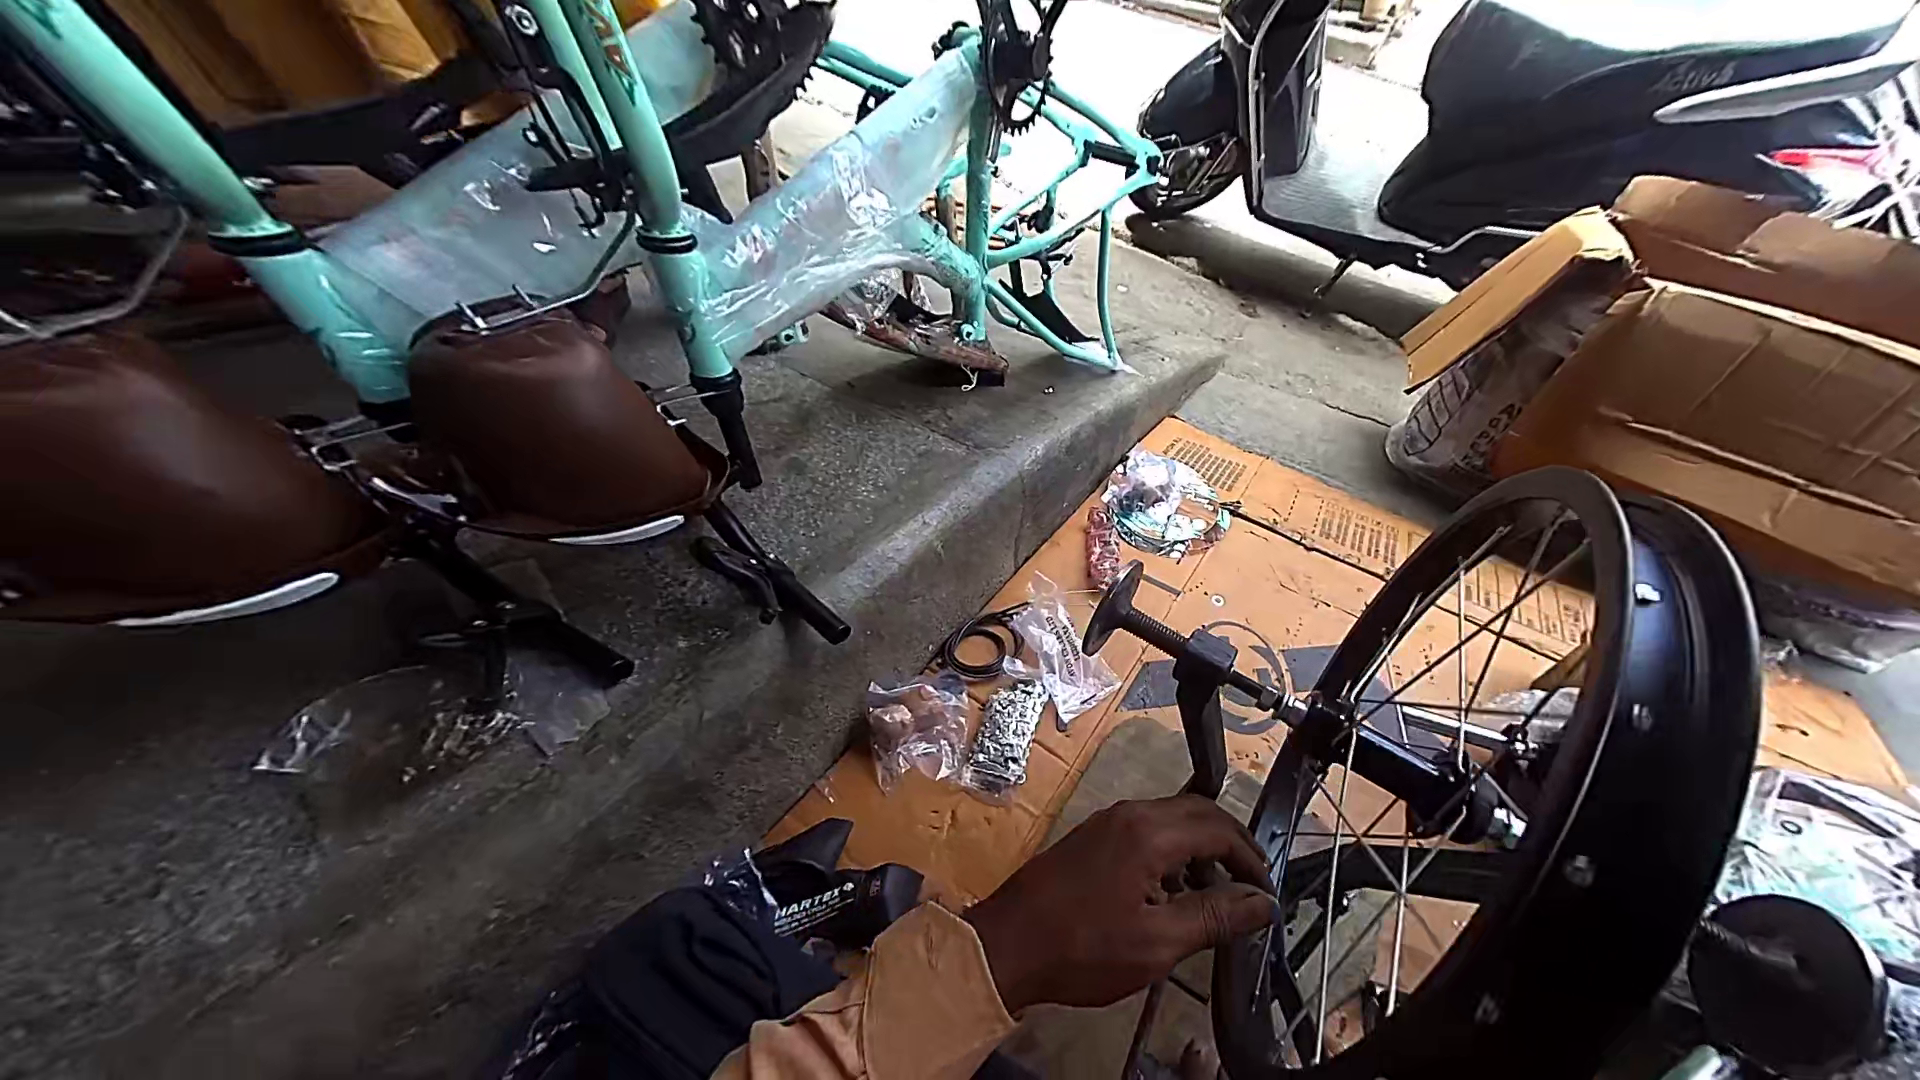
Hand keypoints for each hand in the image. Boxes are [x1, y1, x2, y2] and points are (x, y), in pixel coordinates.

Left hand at [963, 794, 1277, 1011]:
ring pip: (1171, 819)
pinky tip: (1173, 892)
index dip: (1251, 858)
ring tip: (1216, 896)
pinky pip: (1146, 829)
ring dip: (1201, 848)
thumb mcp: (1158, 942)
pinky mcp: (1094, 834)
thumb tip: (1262, 902)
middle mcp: (1129, 812)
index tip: (1268, 895)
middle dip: (1230, 845)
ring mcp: (1108, 820)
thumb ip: (1214, 916)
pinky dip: (1172, 851)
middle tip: (1252, 889)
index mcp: (1148, 832)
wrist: (1010, 942)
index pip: (1218, 828)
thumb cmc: (1084, 946)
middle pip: (1196, 811)